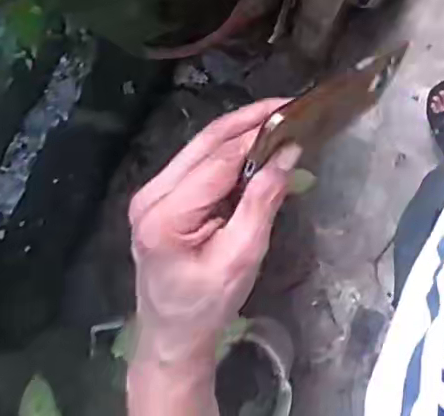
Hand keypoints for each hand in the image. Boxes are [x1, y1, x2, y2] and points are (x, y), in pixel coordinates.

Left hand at [127, 99, 300, 392]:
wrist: (173, 338)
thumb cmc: (207, 305)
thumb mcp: (242, 256)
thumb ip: (263, 200)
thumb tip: (288, 151)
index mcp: (164, 215)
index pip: (219, 160)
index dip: (257, 136)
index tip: (292, 119)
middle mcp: (151, 195)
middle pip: (207, 142)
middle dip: (249, 119)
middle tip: (287, 105)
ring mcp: (152, 192)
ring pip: (203, 144)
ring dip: (241, 128)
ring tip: (278, 116)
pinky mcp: (162, 194)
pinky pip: (201, 158)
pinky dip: (231, 145)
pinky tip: (256, 140)